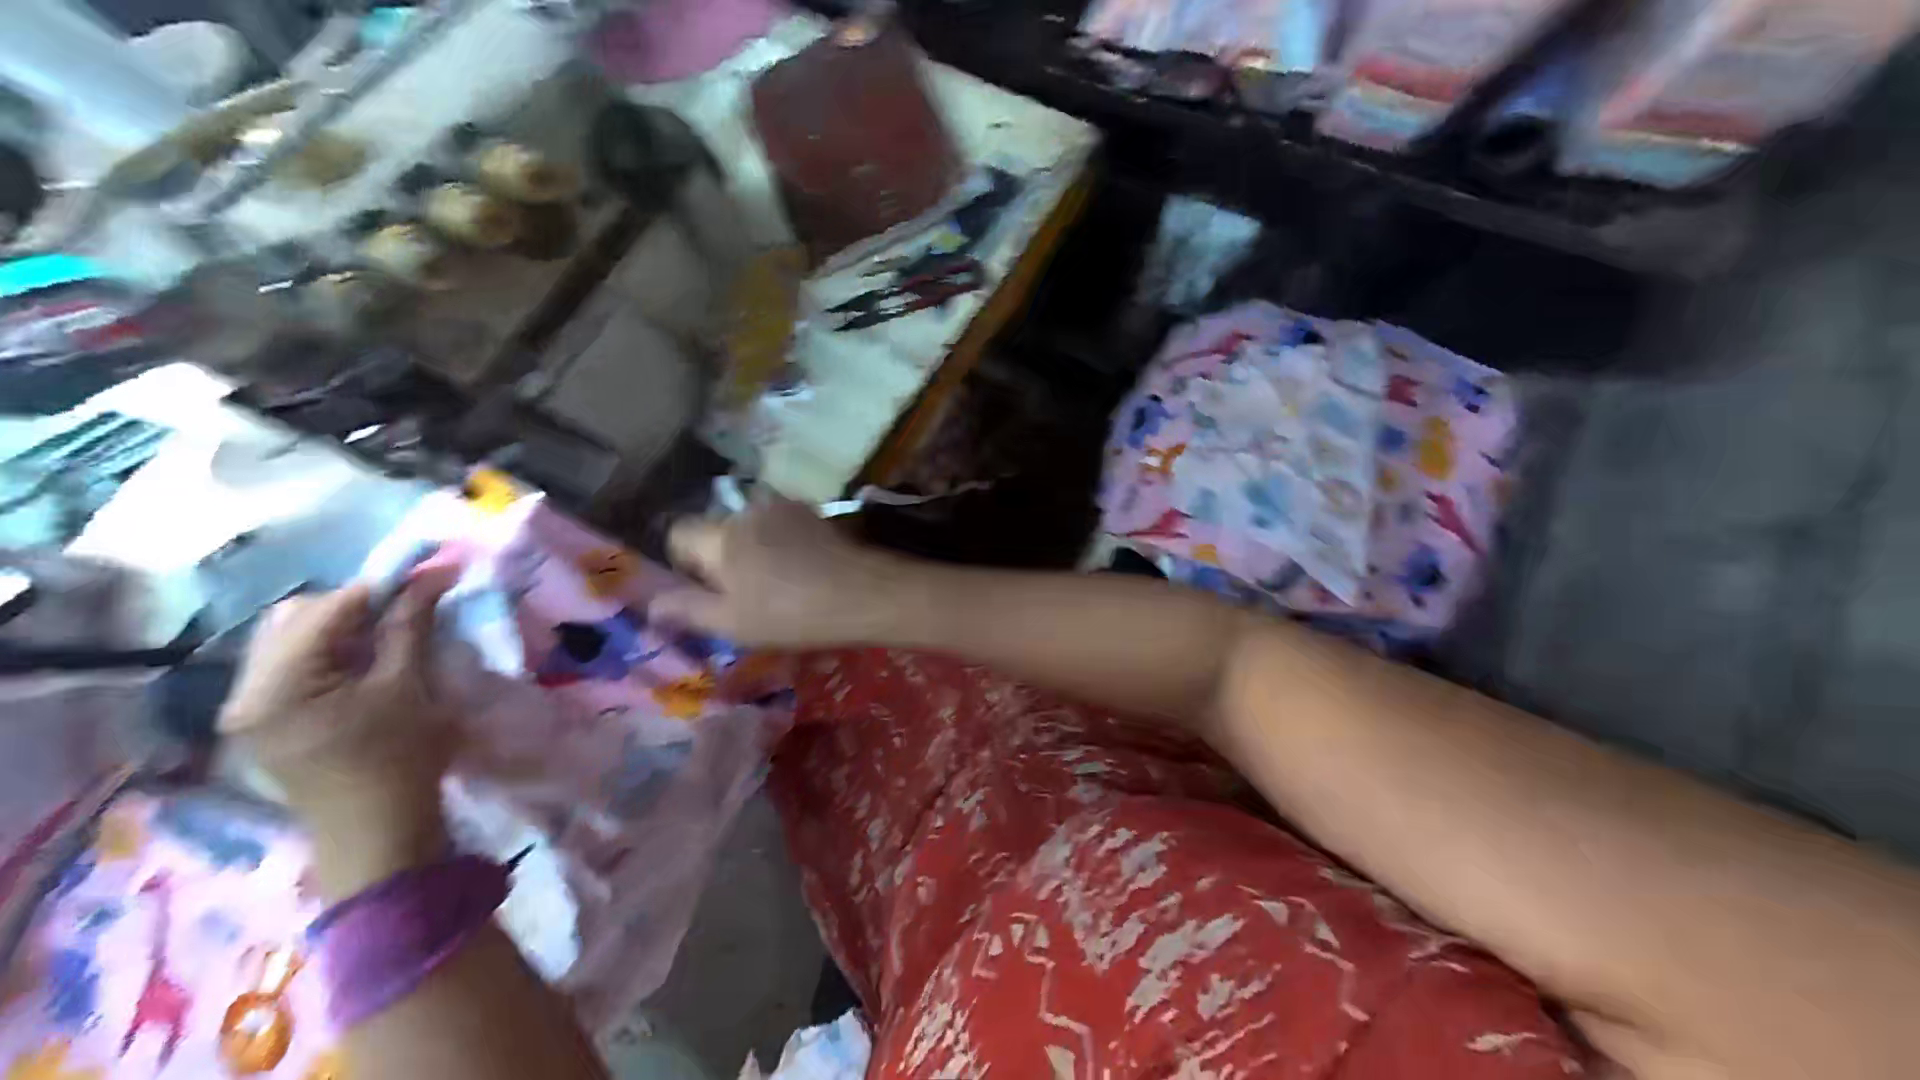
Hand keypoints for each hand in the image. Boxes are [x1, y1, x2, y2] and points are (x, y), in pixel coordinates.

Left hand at [218, 568, 459, 892]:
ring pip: (289, 639)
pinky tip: (362, 666)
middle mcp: (244, 692)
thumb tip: (433, 572)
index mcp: (277, 686)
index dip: (380, 589)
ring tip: (386, 641)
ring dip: (340, 630)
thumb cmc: (400, 758)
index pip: (325, 610)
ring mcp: (246, 708)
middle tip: (406, 615)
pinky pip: (289, 665)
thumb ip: (411, 625)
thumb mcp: (410, 686)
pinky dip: (328, 654)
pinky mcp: (262, 720)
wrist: (378, 831)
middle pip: (295, 619)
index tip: (427, 582)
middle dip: (355, 608)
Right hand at [649, 499, 902, 647]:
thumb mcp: (734, 623)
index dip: (684, 561)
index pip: (679, 533)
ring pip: (751, 526)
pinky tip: (801, 568)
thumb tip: (652, 605)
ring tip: (777, 582)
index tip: (704, 589)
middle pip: (717, 530)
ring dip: (753, 548)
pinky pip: (780, 524)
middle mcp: (748, 510)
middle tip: (744, 594)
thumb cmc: (792, 613)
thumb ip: (688, 609)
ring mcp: (785, 506)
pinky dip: (780, 542)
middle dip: (721, 557)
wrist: (863, 593)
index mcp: (722, 536)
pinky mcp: (813, 512)